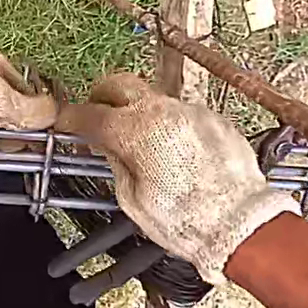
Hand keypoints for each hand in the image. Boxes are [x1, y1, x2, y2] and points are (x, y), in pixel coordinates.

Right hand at [55, 73, 295, 282]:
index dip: (72, 118)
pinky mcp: (213, 119)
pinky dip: (169, 125)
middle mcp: (162, 112)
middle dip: (103, 96)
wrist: (241, 223)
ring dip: (139, 112)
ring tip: (137, 139)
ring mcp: (190, 112)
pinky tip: (171, 150)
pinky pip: (181, 113)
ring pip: (153, 98)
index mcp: (135, 132)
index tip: (67, 122)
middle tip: (97, 113)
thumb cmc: (187, 219)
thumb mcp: (132, 198)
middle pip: (120, 84)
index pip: (91, 114)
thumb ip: (115, 163)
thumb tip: (108, 147)